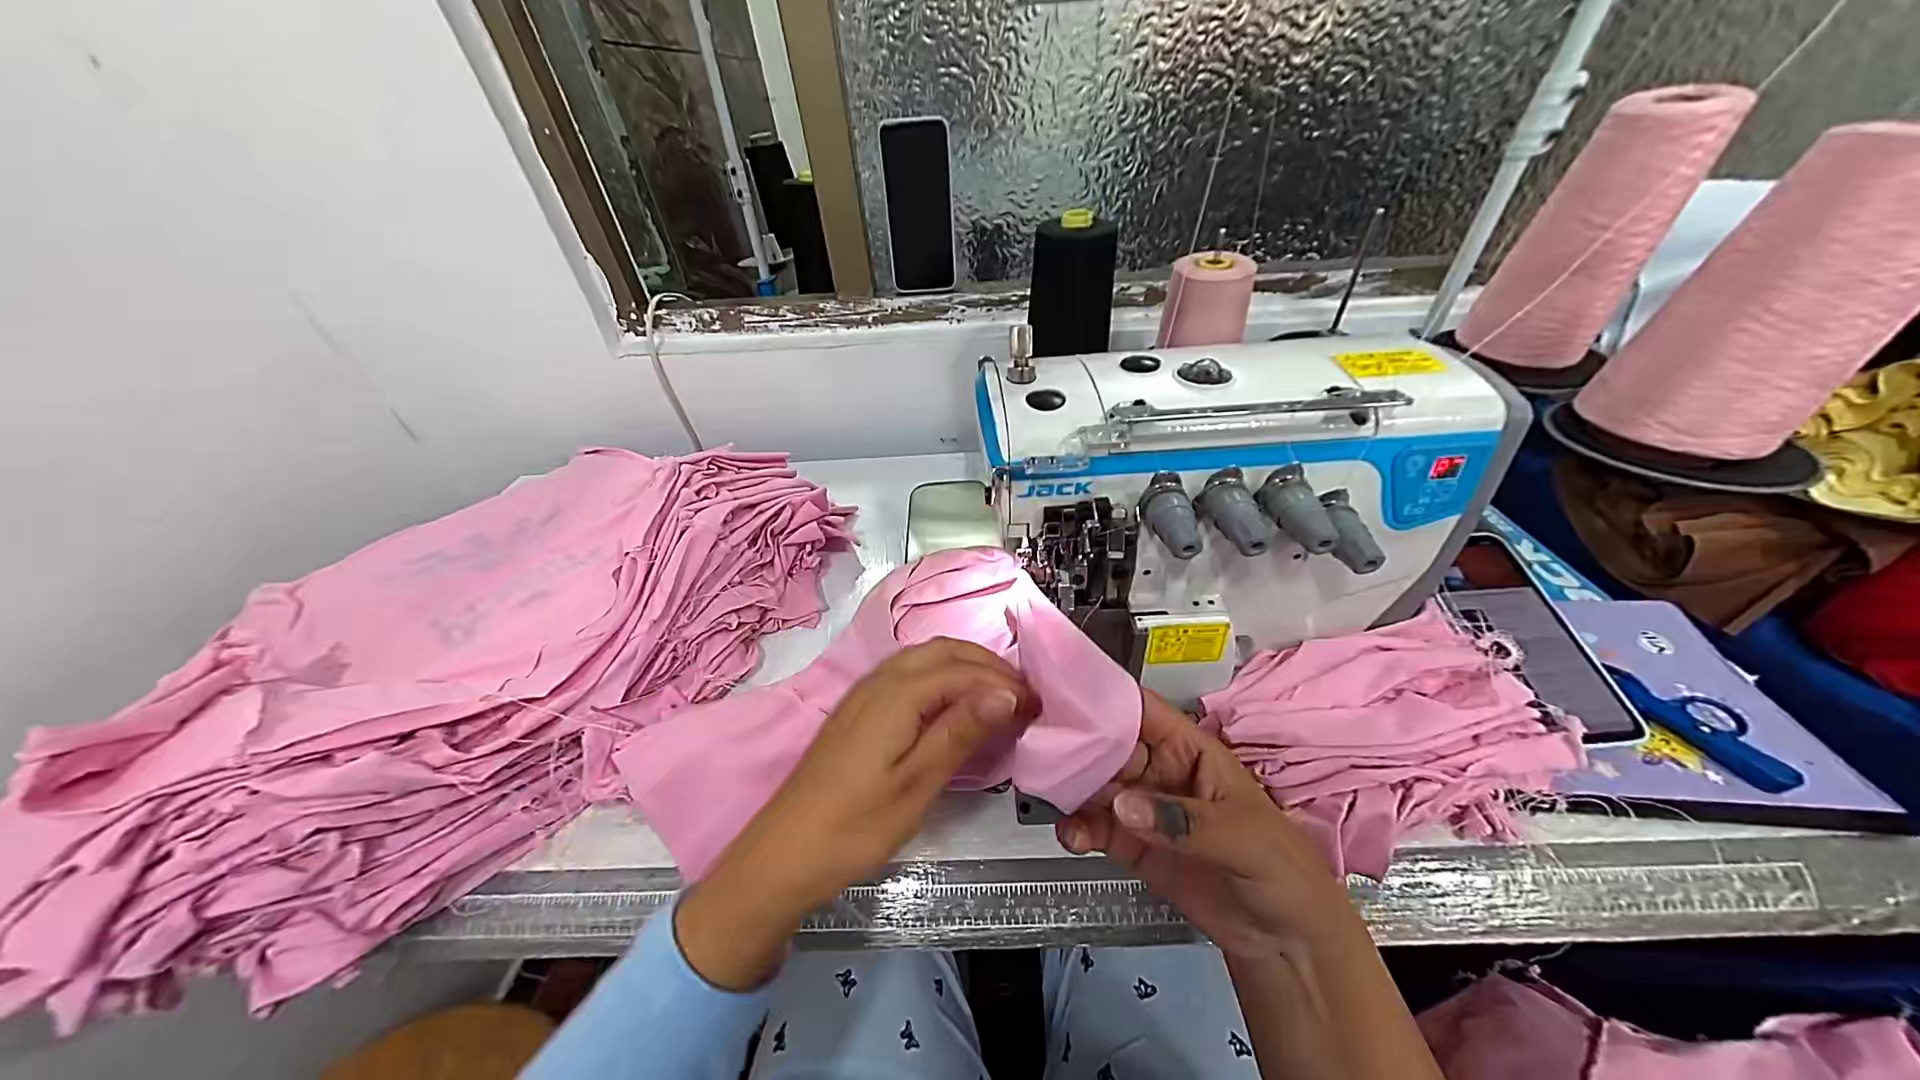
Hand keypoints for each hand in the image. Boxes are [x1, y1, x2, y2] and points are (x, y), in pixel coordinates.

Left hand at [677, 638, 1031, 988]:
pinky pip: (908, 674)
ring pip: (924, 659)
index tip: (1038, 707)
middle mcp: (878, 681)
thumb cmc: (854, 827)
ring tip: (997, 699)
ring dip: (965, 668)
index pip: (962, 670)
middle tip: (1023, 697)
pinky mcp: (858, 711)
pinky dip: (942, 678)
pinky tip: (954, 706)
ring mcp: (864, 693)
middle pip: (943, 651)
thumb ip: (959, 732)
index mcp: (895, 695)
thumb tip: (1004, 694)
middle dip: (988, 665)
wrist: (783, 855)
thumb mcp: (916, 785)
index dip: (1003, 683)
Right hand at [1056, 691, 1357, 958]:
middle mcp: (1161, 772)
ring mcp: (1145, 810)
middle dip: (1076, 745)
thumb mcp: (1244, 838)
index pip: (1143, 711)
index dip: (1106, 699)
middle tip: (1041, 751)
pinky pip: (1096, 827)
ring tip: (1051, 799)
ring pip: (1096, 786)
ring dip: (1070, 789)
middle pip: (1108, 745)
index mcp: (1190, 750)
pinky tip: (1072, 836)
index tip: (1064, 695)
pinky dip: (1078, 828)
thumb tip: (1121, 805)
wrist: (1289, 945)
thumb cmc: (1284, 873)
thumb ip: (1182, 821)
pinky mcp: (1133, 846)